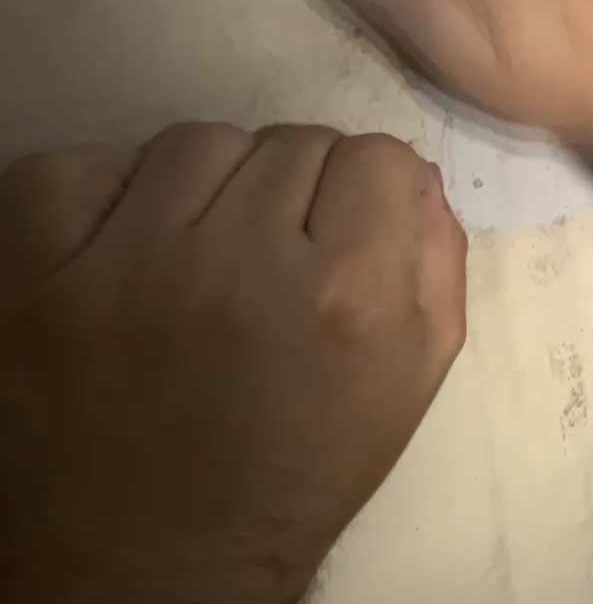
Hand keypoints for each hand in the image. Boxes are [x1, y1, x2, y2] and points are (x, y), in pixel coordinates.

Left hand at [0, 124, 465, 603]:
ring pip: (201, 143)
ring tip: (219, 235)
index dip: (383, 181)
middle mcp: (241, 263)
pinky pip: (69, 169)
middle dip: (315, 179)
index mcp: (348, 287)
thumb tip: (417, 177)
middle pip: (298, 142)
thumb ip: (439, 253)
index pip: (380, 155)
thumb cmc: (318, 452)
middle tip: (299, 235)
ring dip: (227, 179)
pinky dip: (111, 185)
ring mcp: (122, 269)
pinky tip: (135, 233)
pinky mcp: (23, 284)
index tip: (368, 216)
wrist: (159, 562)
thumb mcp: (424, 358)